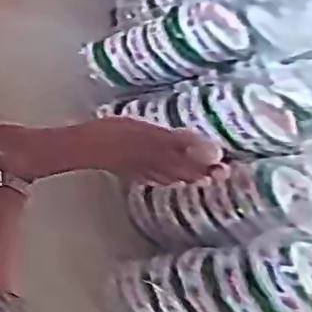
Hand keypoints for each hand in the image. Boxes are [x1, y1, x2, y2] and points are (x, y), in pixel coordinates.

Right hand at [82, 117, 226, 184]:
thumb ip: (183, 144)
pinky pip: (151, 175)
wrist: (80, 147)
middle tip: (221, 171)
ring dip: (185, 176)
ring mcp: (140, 169)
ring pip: (170, 175)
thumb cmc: (115, 136)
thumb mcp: (151, 134)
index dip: (214, 163)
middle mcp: (157, 168)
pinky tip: (161, 176)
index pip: (198, 163)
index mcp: (166, 158)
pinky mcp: (126, 167)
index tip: (231, 164)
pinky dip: (162, 176)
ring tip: (199, 177)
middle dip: (202, 172)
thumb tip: (217, 154)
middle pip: (186, 172)